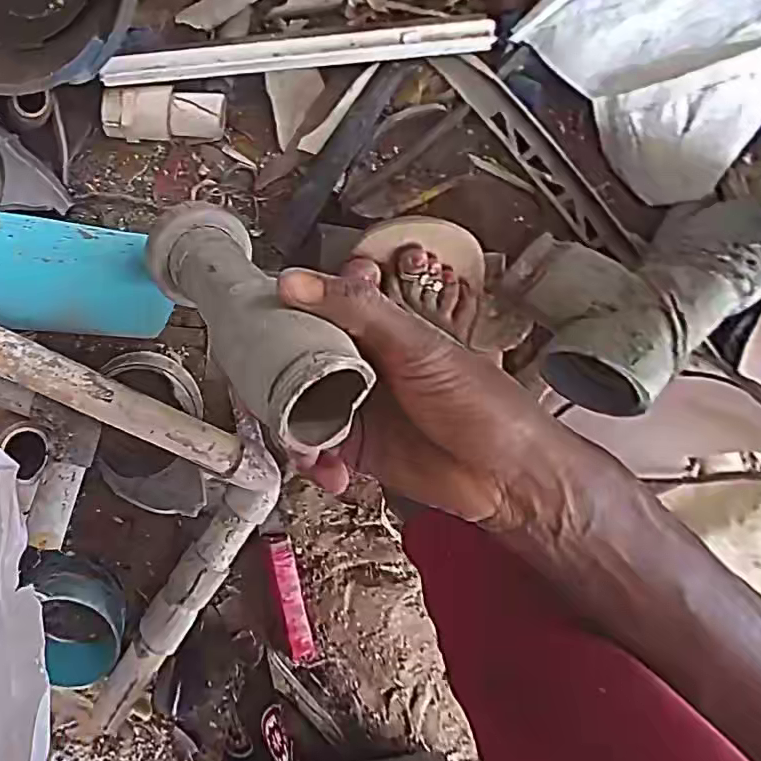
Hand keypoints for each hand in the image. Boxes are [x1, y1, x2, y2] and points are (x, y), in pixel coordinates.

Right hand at [278, 261, 590, 528]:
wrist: (510, 478)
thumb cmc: (481, 400)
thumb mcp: (416, 342)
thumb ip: (355, 308)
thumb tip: (293, 282)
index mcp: (368, 328)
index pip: (306, 312)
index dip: (276, 320)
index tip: (249, 331)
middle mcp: (353, 364)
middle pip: (290, 365)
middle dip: (274, 387)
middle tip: (270, 402)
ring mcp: (350, 406)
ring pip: (293, 410)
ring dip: (291, 432)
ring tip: (309, 449)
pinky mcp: (350, 446)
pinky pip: (310, 449)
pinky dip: (311, 463)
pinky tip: (331, 471)